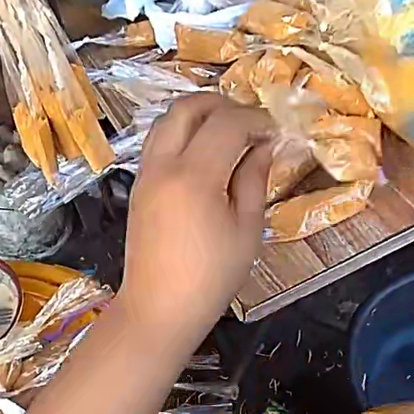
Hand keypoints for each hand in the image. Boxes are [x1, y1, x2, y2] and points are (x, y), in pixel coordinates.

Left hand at [115, 94, 274, 344]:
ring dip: (199, 115)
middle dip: (224, 105)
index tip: (275, 131)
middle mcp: (163, 165)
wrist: (159, 308)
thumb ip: (254, 181)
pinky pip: (158, 141)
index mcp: (194, 176)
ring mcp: (145, 174)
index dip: (256, 119)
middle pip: (190, 107)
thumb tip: (264, 147)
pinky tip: (204, 155)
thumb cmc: (210, 278)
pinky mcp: (139, 186)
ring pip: (168, 119)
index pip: (227, 123)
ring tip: (228, 134)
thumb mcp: (246, 231)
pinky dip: (182, 134)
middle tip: (250, 123)